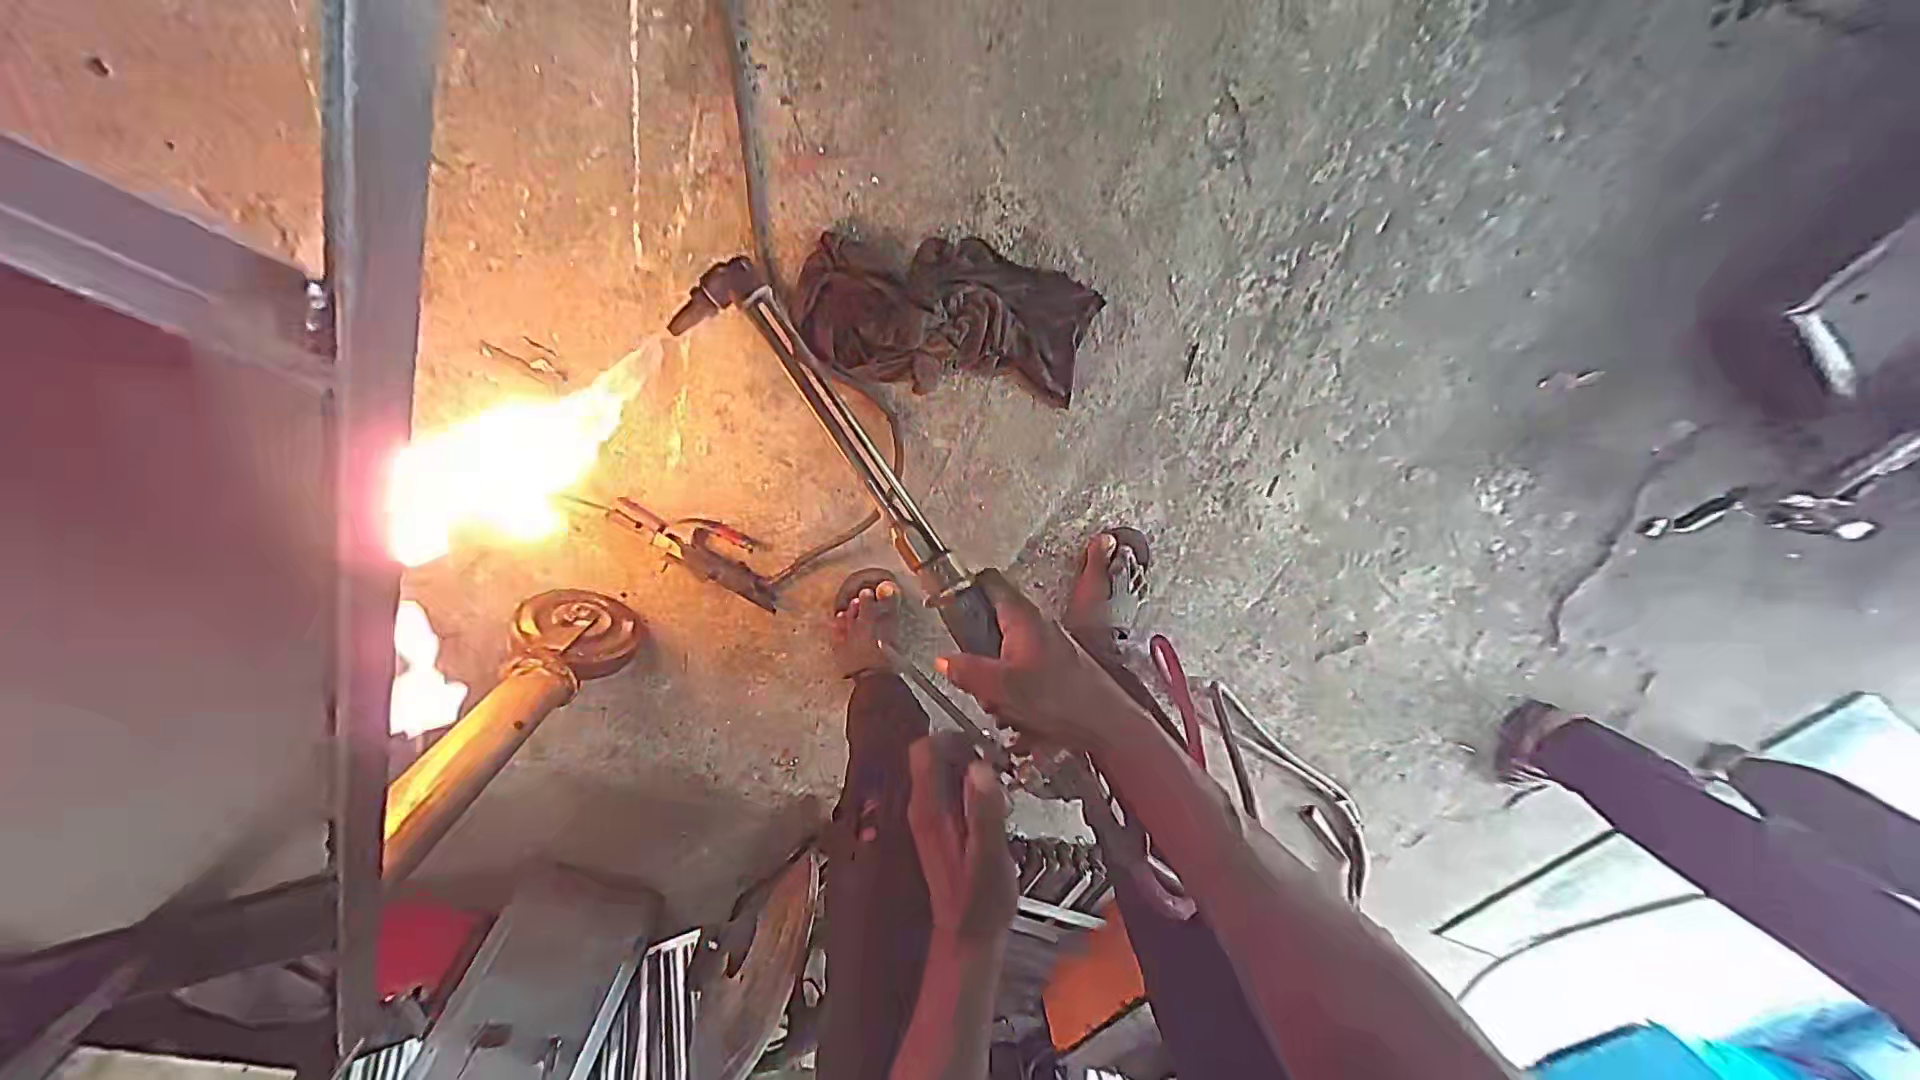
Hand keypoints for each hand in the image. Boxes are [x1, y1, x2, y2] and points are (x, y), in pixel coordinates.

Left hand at [908, 734, 1016, 944]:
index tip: (985, 749)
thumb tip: (980, 768)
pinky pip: (950, 785)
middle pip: (933, 753)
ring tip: (999, 784)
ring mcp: (928, 814)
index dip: (954, 739)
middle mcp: (922, 807)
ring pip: (942, 767)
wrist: (967, 937)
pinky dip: (971, 783)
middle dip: (966, 749)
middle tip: (997, 765)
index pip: (925, 749)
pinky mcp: (939, 823)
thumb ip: (985, 811)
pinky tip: (994, 802)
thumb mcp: (990, 856)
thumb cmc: (981, 903)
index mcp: (929, 810)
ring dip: (970, 766)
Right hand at [936, 569, 1142, 750]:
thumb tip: (943, 661)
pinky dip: (1016, 694)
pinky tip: (1022, 715)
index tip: (947, 603)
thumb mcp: (1002, 687)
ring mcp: (1047, 645)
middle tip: (981, 684)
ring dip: (997, 683)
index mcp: (1022, 617)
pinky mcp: (1055, 668)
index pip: (988, 583)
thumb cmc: (1064, 699)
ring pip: (1005, 656)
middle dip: (980, 659)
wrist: (1105, 724)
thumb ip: (967, 671)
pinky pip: (1022, 675)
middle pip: (991, 628)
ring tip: (1005, 707)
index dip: (965, 590)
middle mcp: (1036, 624)